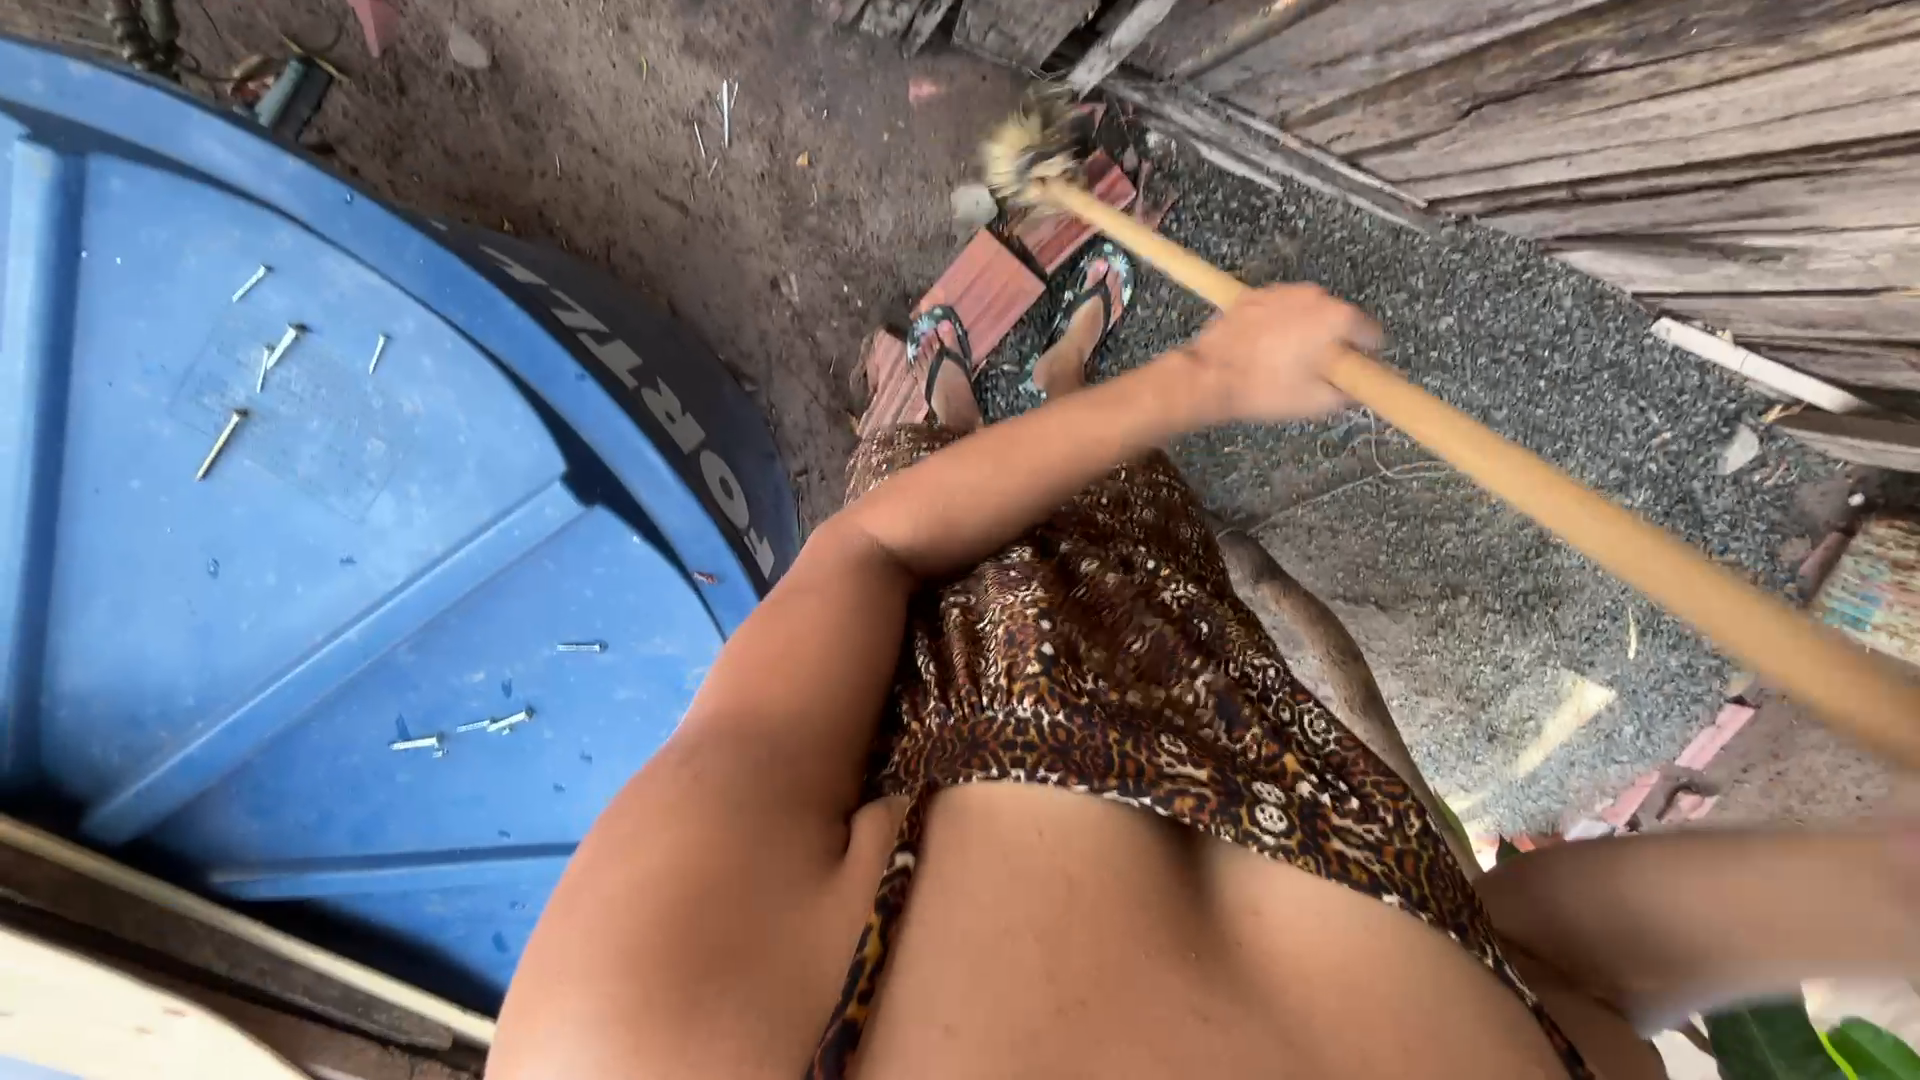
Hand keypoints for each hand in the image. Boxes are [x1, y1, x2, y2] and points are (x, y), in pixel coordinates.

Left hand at [1160, 284, 1381, 425]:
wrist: (1210, 376)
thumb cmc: (1262, 388)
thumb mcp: (1315, 401)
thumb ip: (1348, 392)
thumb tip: (1358, 389)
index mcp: (1336, 316)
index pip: (1370, 332)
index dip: (1366, 354)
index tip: (1359, 368)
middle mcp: (1313, 296)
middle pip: (1337, 318)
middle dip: (1333, 341)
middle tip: (1320, 368)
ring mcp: (1280, 292)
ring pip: (1305, 312)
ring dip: (1304, 331)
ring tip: (1288, 361)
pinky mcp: (1253, 297)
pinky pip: (1277, 311)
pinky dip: (1278, 326)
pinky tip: (1266, 349)